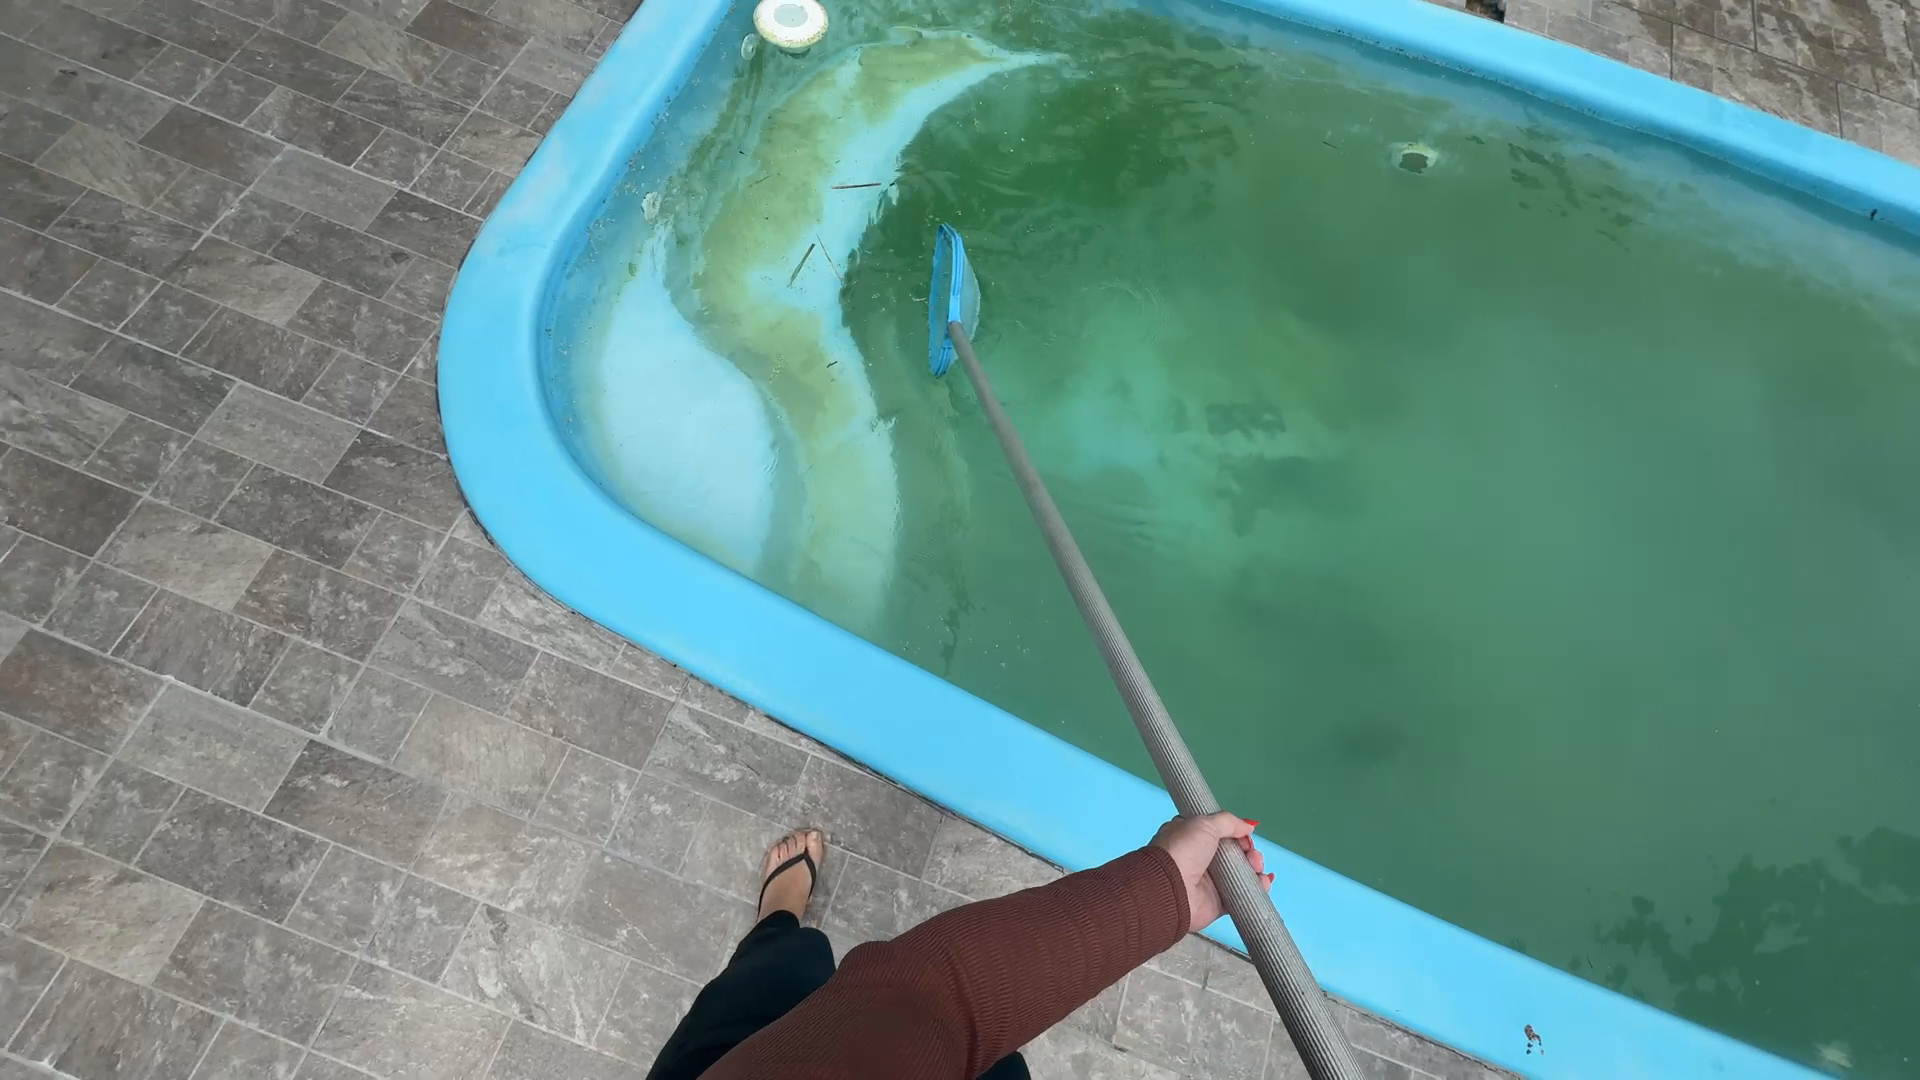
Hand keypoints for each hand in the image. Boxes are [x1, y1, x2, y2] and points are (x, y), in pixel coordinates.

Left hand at [1150, 812, 1271, 930]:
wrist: (1170, 889)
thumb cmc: (1182, 850)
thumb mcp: (1203, 824)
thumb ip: (1228, 822)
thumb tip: (1248, 825)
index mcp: (1192, 835)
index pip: (1220, 832)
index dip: (1236, 833)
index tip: (1245, 836)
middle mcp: (1200, 857)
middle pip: (1234, 852)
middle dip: (1249, 852)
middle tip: (1253, 855)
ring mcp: (1210, 880)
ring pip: (1241, 873)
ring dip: (1255, 869)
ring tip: (1258, 868)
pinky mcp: (1219, 902)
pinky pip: (1243, 894)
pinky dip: (1256, 888)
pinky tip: (1264, 883)